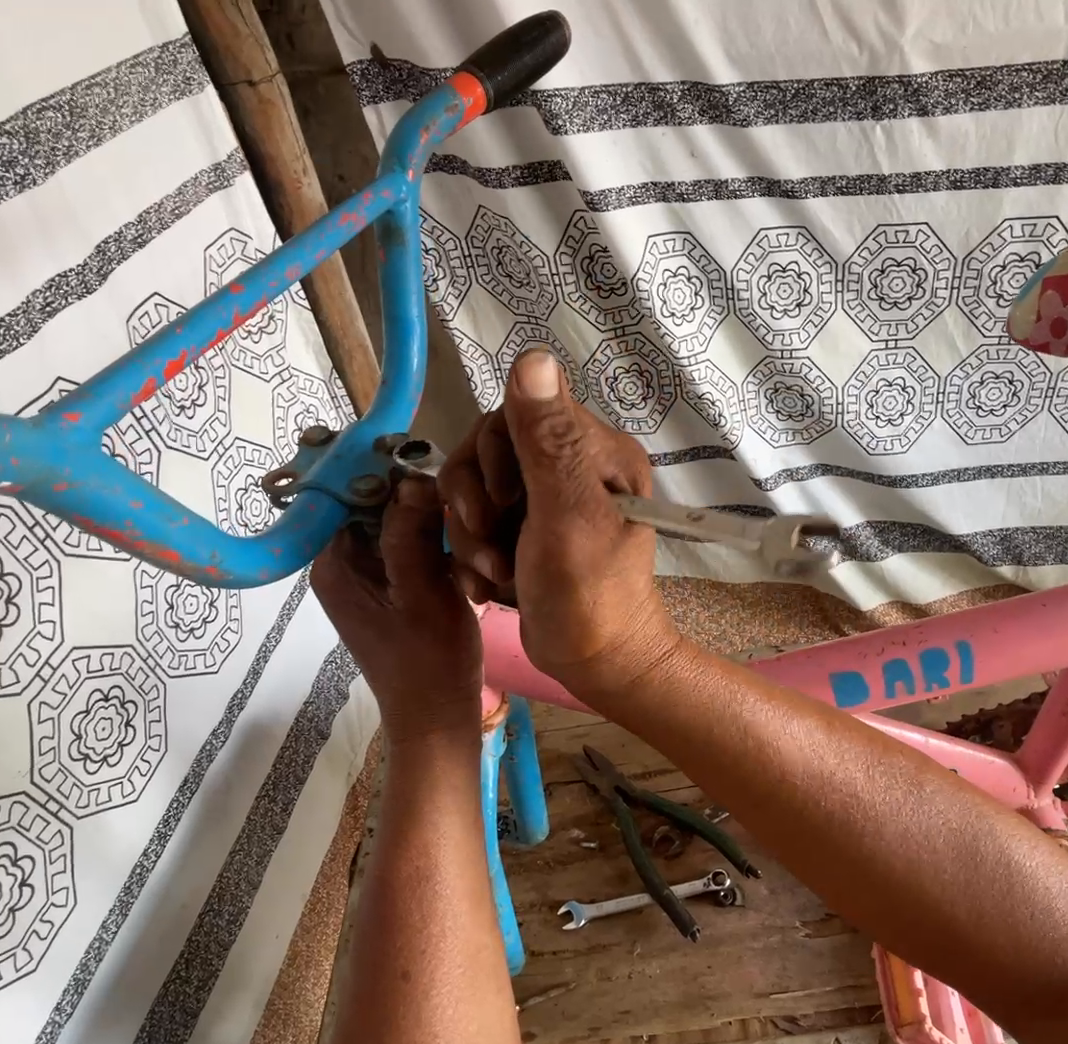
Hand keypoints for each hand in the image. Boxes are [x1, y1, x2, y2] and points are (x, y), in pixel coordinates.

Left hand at [308, 476, 481, 741]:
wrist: (439, 717)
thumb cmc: (429, 662)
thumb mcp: (423, 593)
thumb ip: (410, 534)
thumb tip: (412, 476)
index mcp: (335, 564)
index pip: (349, 494)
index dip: (386, 473)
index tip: (430, 465)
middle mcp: (342, 565)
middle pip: (375, 505)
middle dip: (415, 499)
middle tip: (459, 500)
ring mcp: (368, 576)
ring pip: (397, 524)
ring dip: (431, 521)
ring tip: (466, 525)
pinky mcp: (393, 586)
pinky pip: (410, 546)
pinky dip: (436, 542)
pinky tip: (464, 549)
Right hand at [438, 349, 682, 699]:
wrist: (595, 662)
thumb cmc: (589, 592)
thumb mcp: (569, 514)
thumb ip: (548, 440)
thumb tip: (533, 356)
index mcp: (596, 449)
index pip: (519, 411)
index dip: (492, 453)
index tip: (498, 503)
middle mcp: (572, 463)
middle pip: (488, 448)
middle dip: (475, 501)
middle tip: (488, 545)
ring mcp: (547, 497)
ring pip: (475, 486)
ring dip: (472, 534)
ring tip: (494, 572)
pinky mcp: (526, 528)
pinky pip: (478, 519)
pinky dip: (474, 552)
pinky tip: (489, 583)